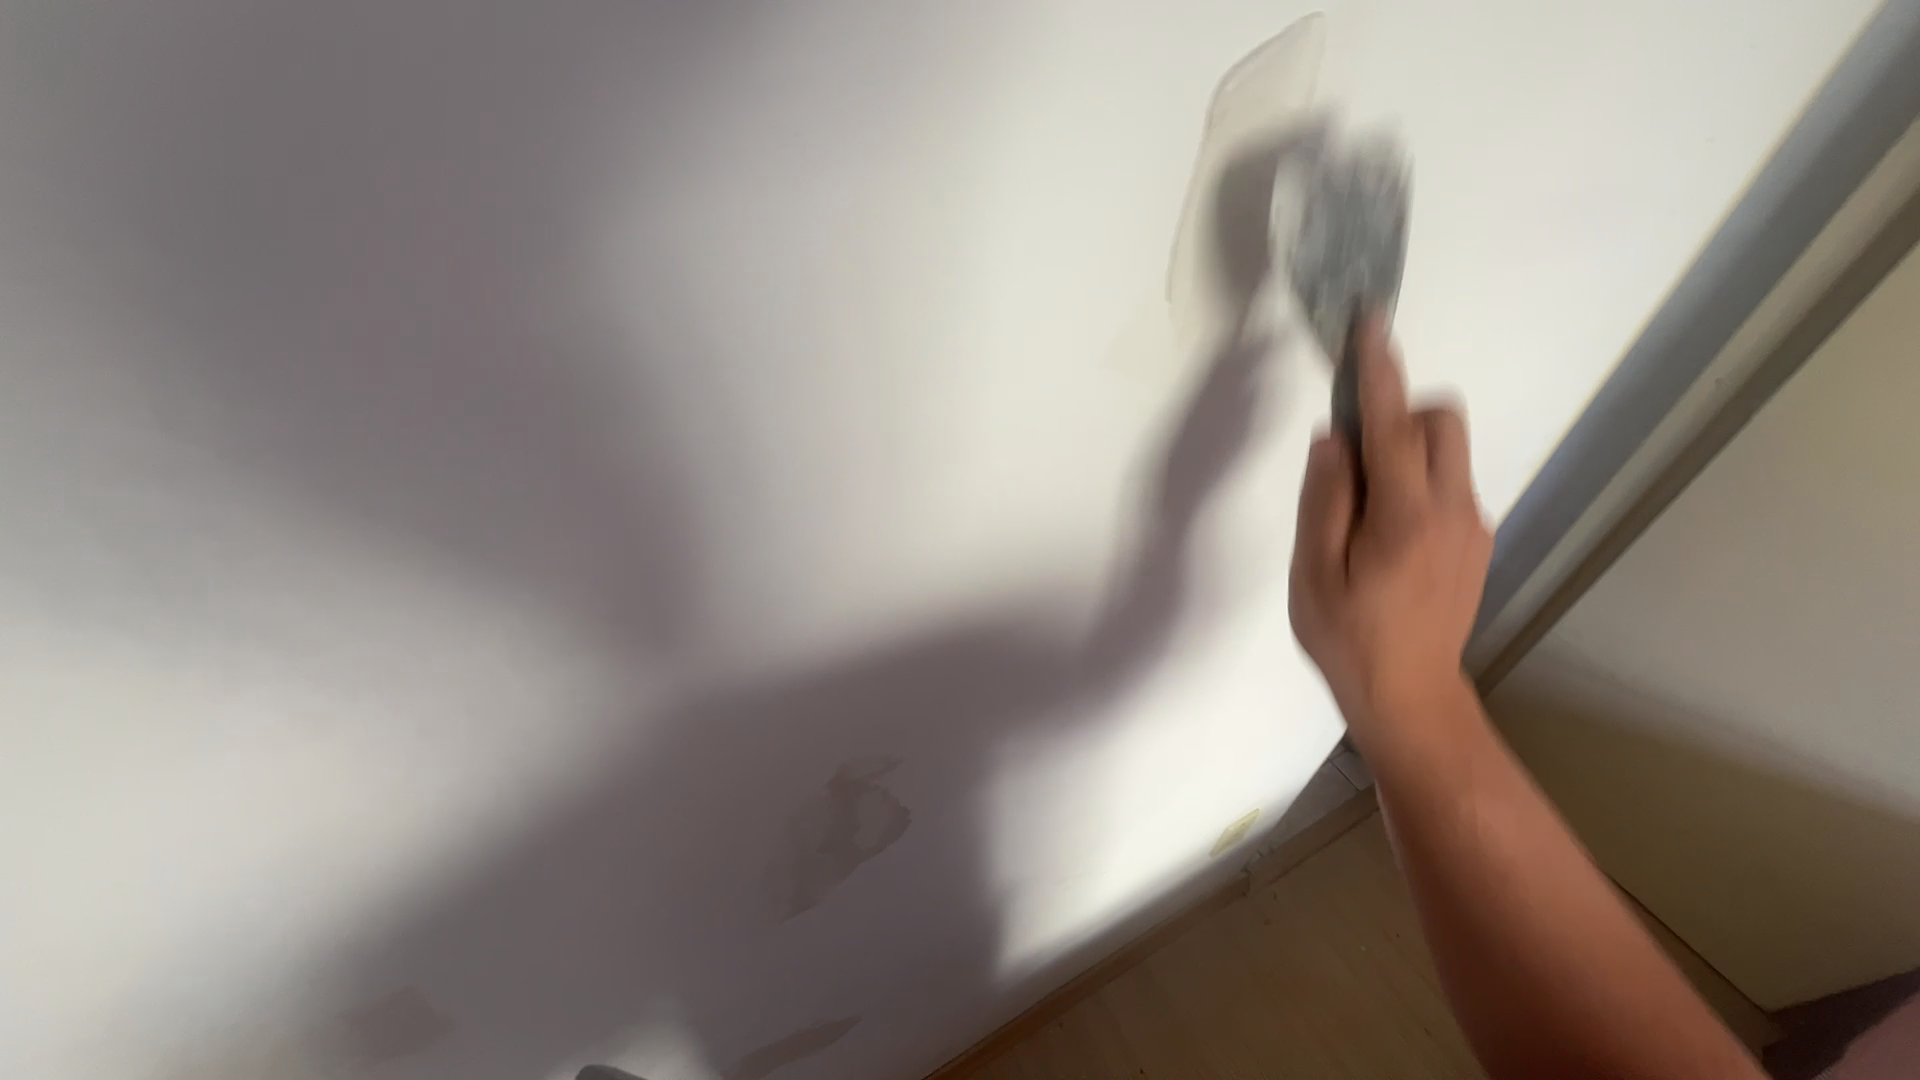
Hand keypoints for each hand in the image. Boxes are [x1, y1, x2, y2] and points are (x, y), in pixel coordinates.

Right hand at [1289, 317, 1491, 744]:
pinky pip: (1448, 486)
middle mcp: (1453, 509)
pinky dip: (1415, 484)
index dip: (1378, 372)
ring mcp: (1473, 526)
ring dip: (1404, 452)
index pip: (1392, 424)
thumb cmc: (1346, 636)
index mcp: (1405, 515)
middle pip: (1441, 421)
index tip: (1371, 327)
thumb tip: (1333, 438)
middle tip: (1351, 458)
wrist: (1408, 695)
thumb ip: (1324, 498)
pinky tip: (1384, 536)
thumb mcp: (1313, 571)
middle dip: (1398, 414)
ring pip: (1446, 453)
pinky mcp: (1477, 541)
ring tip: (1361, 509)